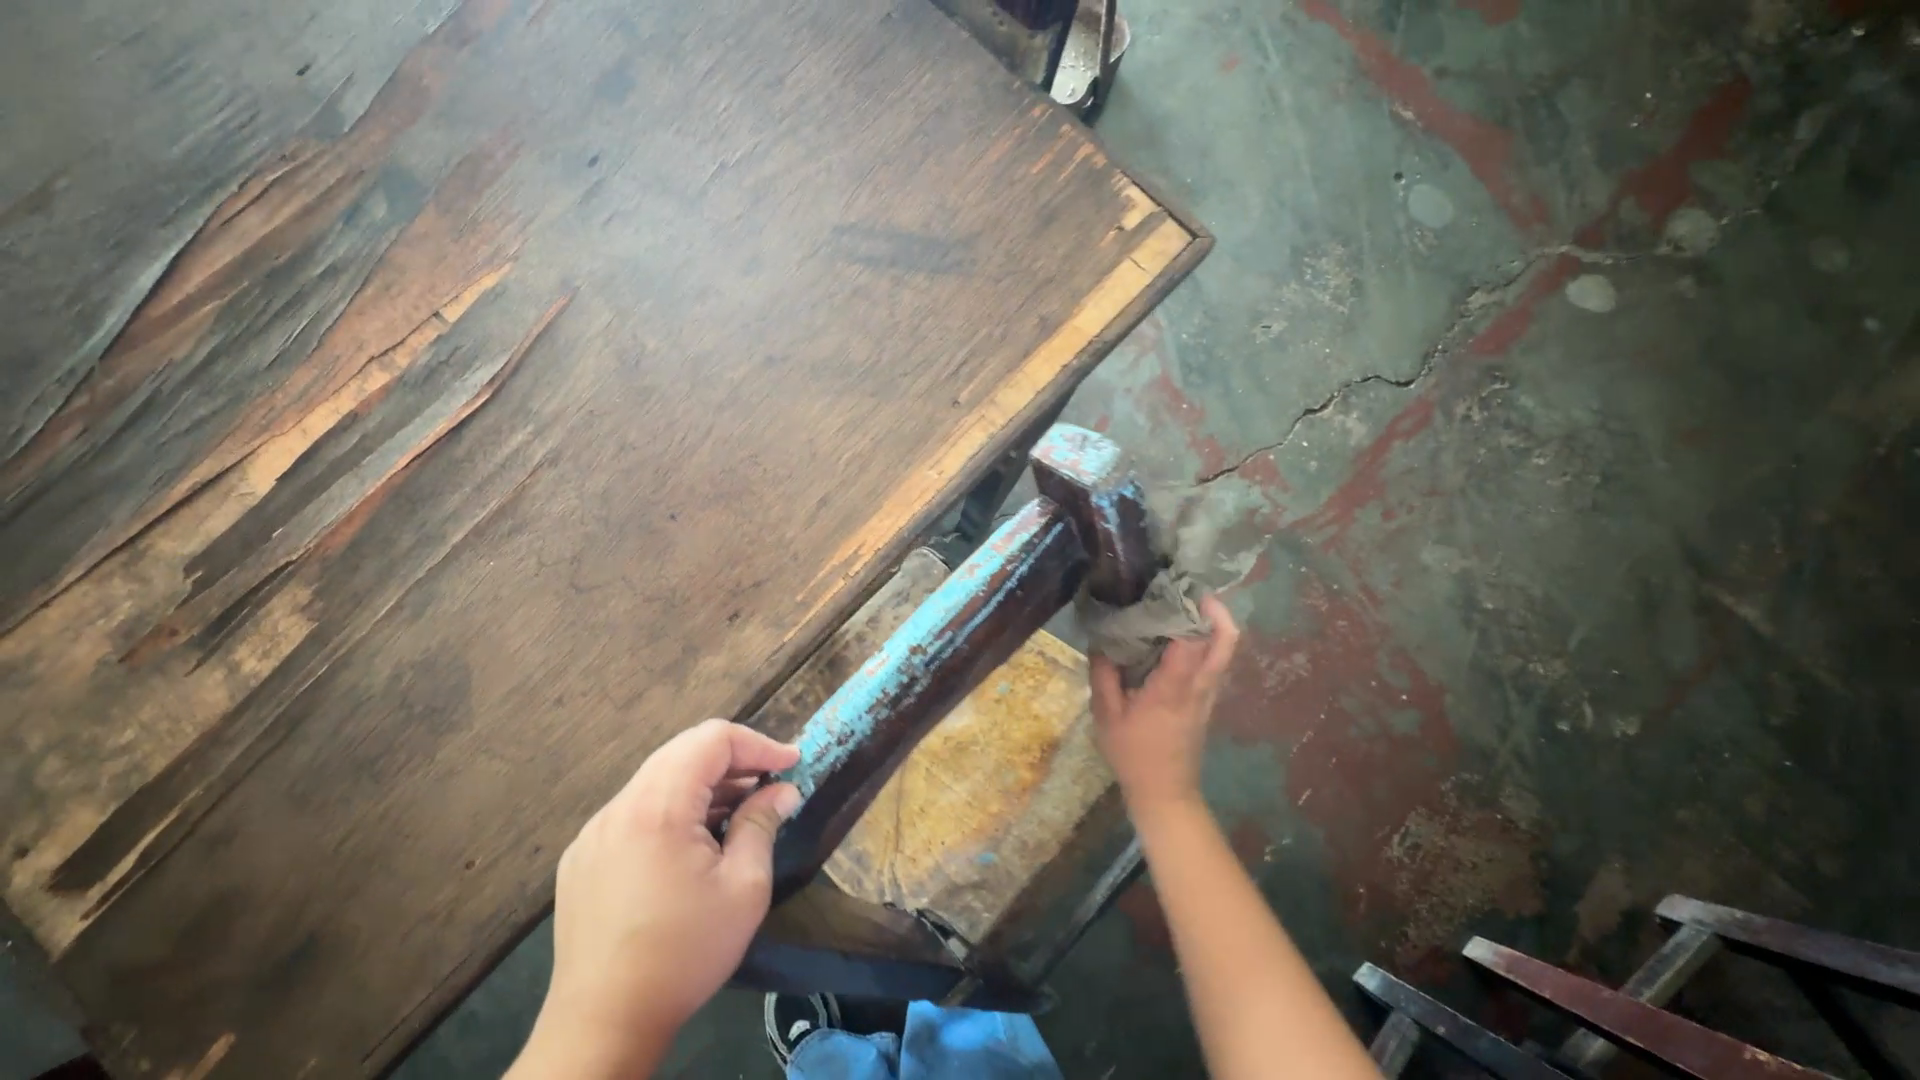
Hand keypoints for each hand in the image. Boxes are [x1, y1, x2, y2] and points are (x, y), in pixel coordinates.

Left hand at [518, 719, 800, 1075]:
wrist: (603, 1021)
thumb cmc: (684, 952)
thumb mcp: (743, 888)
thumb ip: (761, 825)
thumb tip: (782, 791)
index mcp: (657, 807)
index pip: (711, 739)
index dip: (757, 744)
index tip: (791, 766)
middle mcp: (618, 807)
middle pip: (681, 753)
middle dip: (732, 761)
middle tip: (770, 786)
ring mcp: (594, 832)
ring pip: (655, 782)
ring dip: (701, 787)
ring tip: (737, 816)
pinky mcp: (582, 858)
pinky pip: (634, 813)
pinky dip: (671, 811)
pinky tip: (691, 848)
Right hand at [1089, 594, 1237, 811]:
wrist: (1165, 792)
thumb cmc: (1133, 755)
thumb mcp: (1106, 716)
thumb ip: (1104, 675)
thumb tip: (1101, 640)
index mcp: (1174, 687)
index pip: (1192, 640)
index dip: (1185, 610)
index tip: (1166, 588)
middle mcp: (1200, 685)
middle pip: (1225, 638)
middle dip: (1214, 608)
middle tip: (1188, 589)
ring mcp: (1209, 693)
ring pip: (1225, 649)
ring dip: (1212, 622)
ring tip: (1182, 605)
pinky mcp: (1208, 700)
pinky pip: (1216, 661)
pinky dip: (1206, 640)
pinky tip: (1178, 636)